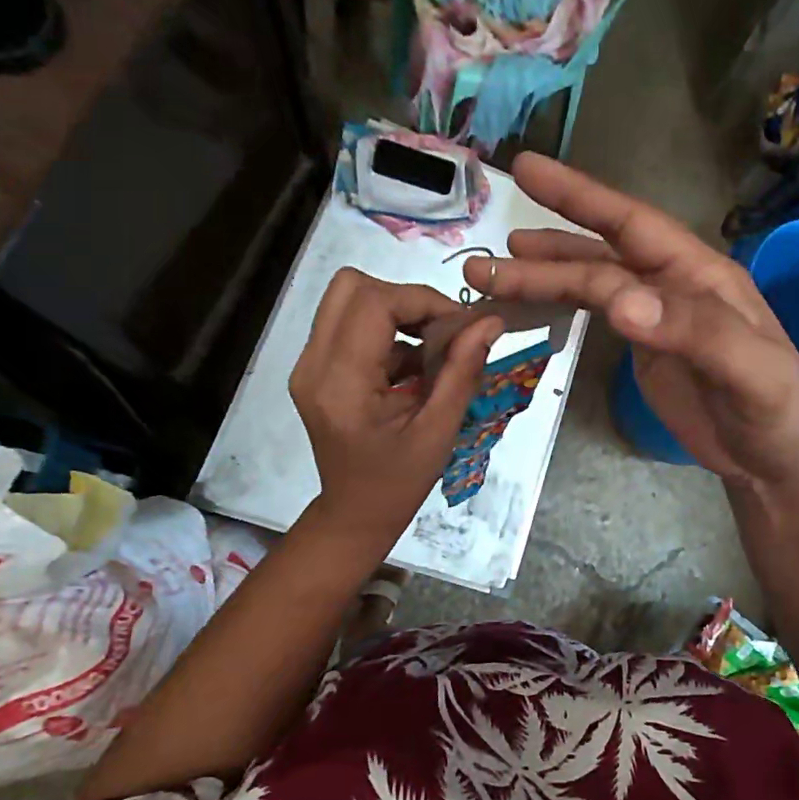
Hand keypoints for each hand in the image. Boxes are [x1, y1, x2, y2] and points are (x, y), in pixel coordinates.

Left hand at [291, 267, 503, 540]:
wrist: (355, 513)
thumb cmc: (399, 483)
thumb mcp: (438, 431)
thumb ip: (462, 371)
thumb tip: (490, 321)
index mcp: (341, 386)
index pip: (374, 303)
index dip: (422, 300)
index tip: (459, 325)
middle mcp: (313, 366)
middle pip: (351, 286)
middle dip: (404, 299)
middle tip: (439, 331)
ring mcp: (307, 366)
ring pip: (347, 300)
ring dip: (395, 314)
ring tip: (428, 354)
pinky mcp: (313, 369)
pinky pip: (347, 324)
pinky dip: (385, 333)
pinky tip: (409, 370)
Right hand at [465, 154, 798, 486]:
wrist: (777, 460)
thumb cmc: (776, 412)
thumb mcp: (749, 371)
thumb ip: (691, 330)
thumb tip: (619, 301)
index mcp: (698, 274)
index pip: (631, 226)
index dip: (579, 198)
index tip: (527, 171)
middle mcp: (672, 285)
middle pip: (598, 258)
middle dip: (542, 254)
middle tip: (483, 259)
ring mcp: (656, 318)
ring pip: (590, 286)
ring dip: (542, 280)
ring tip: (489, 278)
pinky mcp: (644, 350)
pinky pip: (594, 317)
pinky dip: (560, 306)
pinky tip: (532, 304)